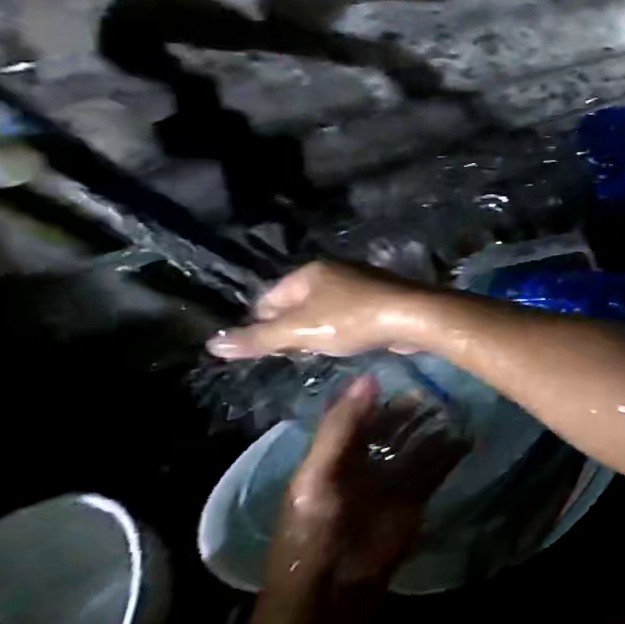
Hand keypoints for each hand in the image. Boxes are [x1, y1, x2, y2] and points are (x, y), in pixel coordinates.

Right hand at [207, 261, 431, 360]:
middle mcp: (335, 271)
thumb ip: (257, 338)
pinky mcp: (380, 299)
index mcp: (310, 271)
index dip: (260, 324)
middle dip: (290, 328)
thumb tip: (212, 344)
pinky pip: (349, 315)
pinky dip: (342, 330)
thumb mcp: (299, 331)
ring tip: (315, 352)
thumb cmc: (352, 320)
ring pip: (324, 310)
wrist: (412, 316)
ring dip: (317, 331)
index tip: (261, 348)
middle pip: (297, 303)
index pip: (269, 298)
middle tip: (289, 353)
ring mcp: (360, 283)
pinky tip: (345, 346)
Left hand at [271, 374, 467, 585]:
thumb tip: (370, 376)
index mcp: (333, 454)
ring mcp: (392, 480)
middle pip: (391, 427)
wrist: (335, 588)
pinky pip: (436, 468)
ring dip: (433, 426)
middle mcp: (364, 462)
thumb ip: (342, 426)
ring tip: (456, 401)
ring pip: (416, 444)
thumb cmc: (316, 527)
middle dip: (411, 407)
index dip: (376, 392)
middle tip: (437, 383)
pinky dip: (452, 452)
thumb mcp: (319, 473)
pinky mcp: (416, 499)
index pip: (357, 415)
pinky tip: (466, 434)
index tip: (402, 365)